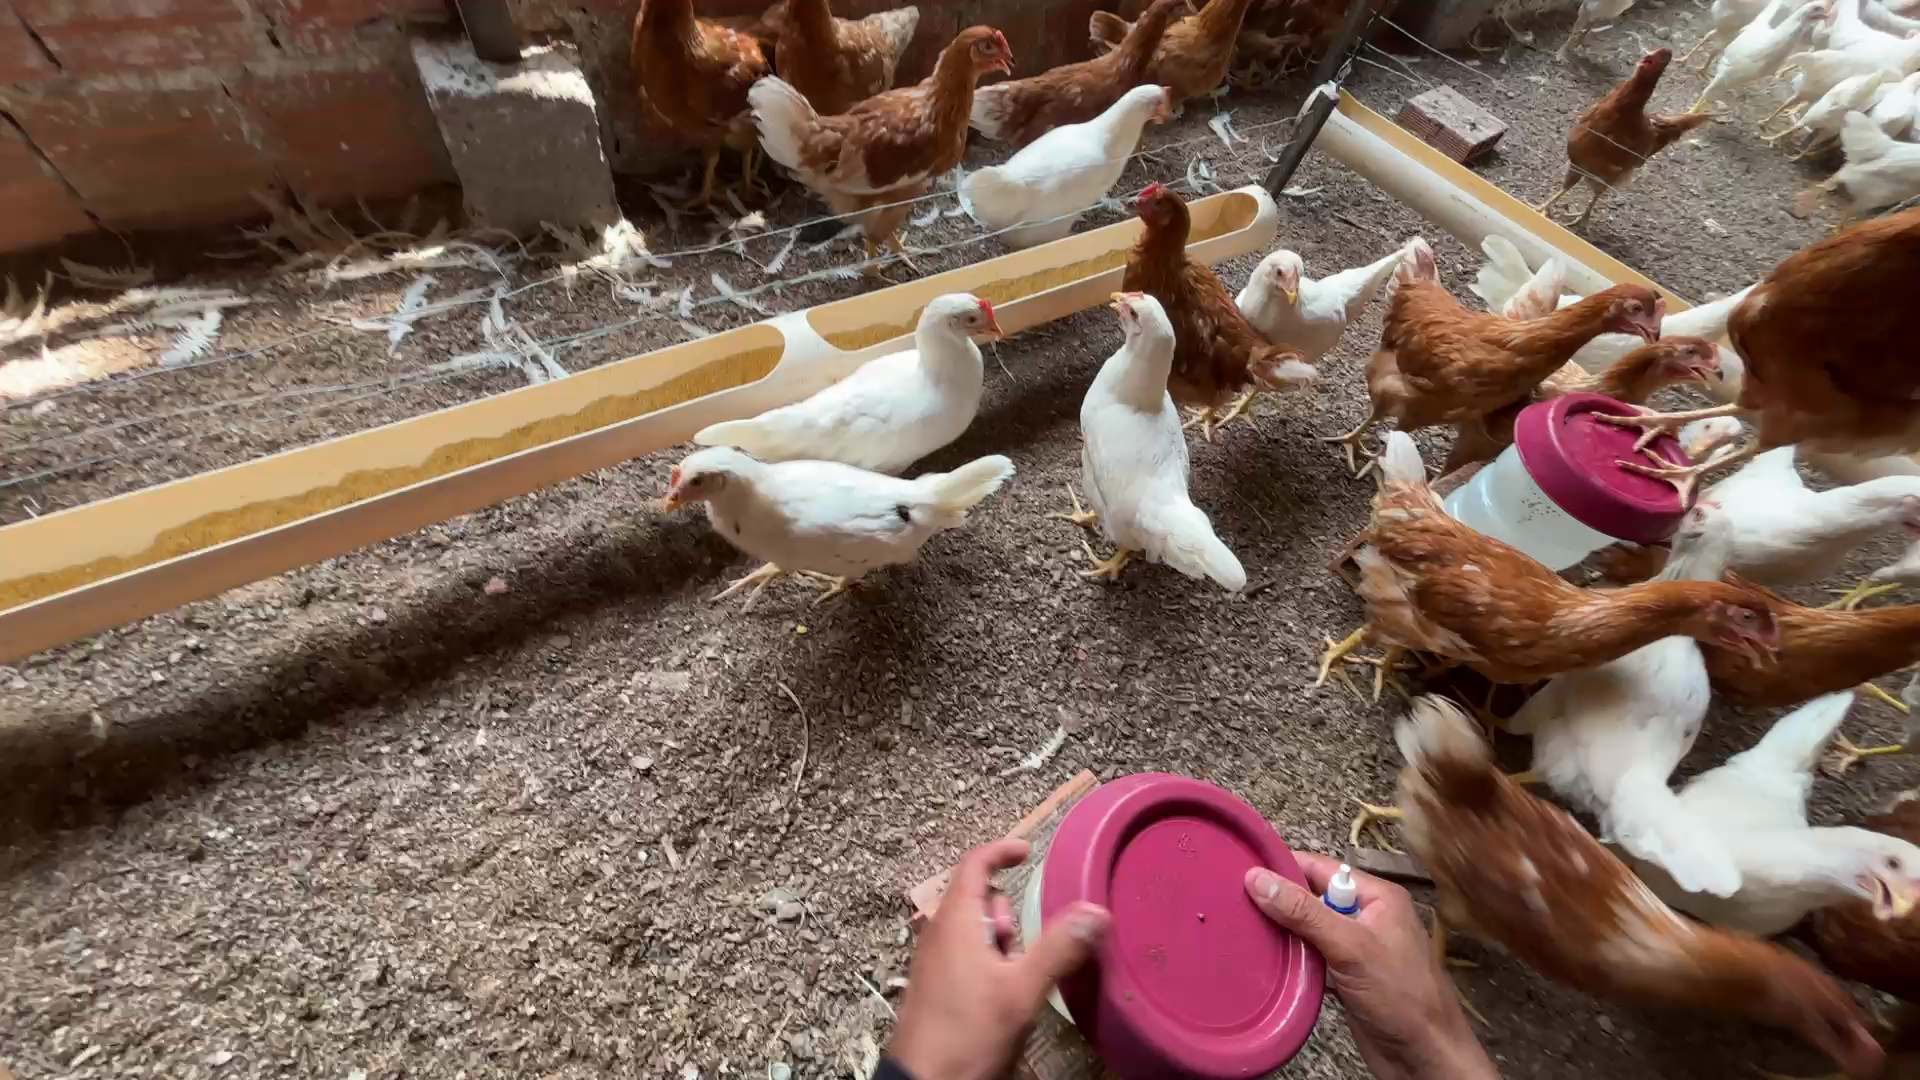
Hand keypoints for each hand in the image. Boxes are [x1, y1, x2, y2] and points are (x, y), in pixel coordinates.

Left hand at [889, 838, 1109, 1079]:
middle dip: (1006, 918)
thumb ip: (1058, 949)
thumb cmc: (968, 1032)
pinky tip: (996, 999)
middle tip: (1019, 955)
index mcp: (955, 917)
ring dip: (998, 945)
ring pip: (973, 929)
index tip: (1027, 852)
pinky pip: (964, 952)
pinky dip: (985, 961)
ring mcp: (932, 957)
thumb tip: (1096, 911)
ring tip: (1009, 984)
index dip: (1001, 851)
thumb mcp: (1020, 990)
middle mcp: (939, 929)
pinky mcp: (932, 983)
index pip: (975, 862)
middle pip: (979, 898)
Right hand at [1245, 853, 1496, 1079]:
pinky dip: (1293, 952)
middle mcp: (1366, 914)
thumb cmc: (1402, 1000)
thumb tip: (1256, 877)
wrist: (1428, 1065)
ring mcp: (1357, 945)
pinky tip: (1270, 954)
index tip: (1243, 873)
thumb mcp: (1350, 948)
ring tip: (1249, 926)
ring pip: (1308, 924)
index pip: (1318, 867)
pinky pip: (1311, 950)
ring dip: (1284, 929)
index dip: (1283, 869)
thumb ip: (1303, 911)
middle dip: (1280, 901)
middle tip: (1239, 902)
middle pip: (1310, 895)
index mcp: (1376, 896)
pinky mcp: (1347, 971)